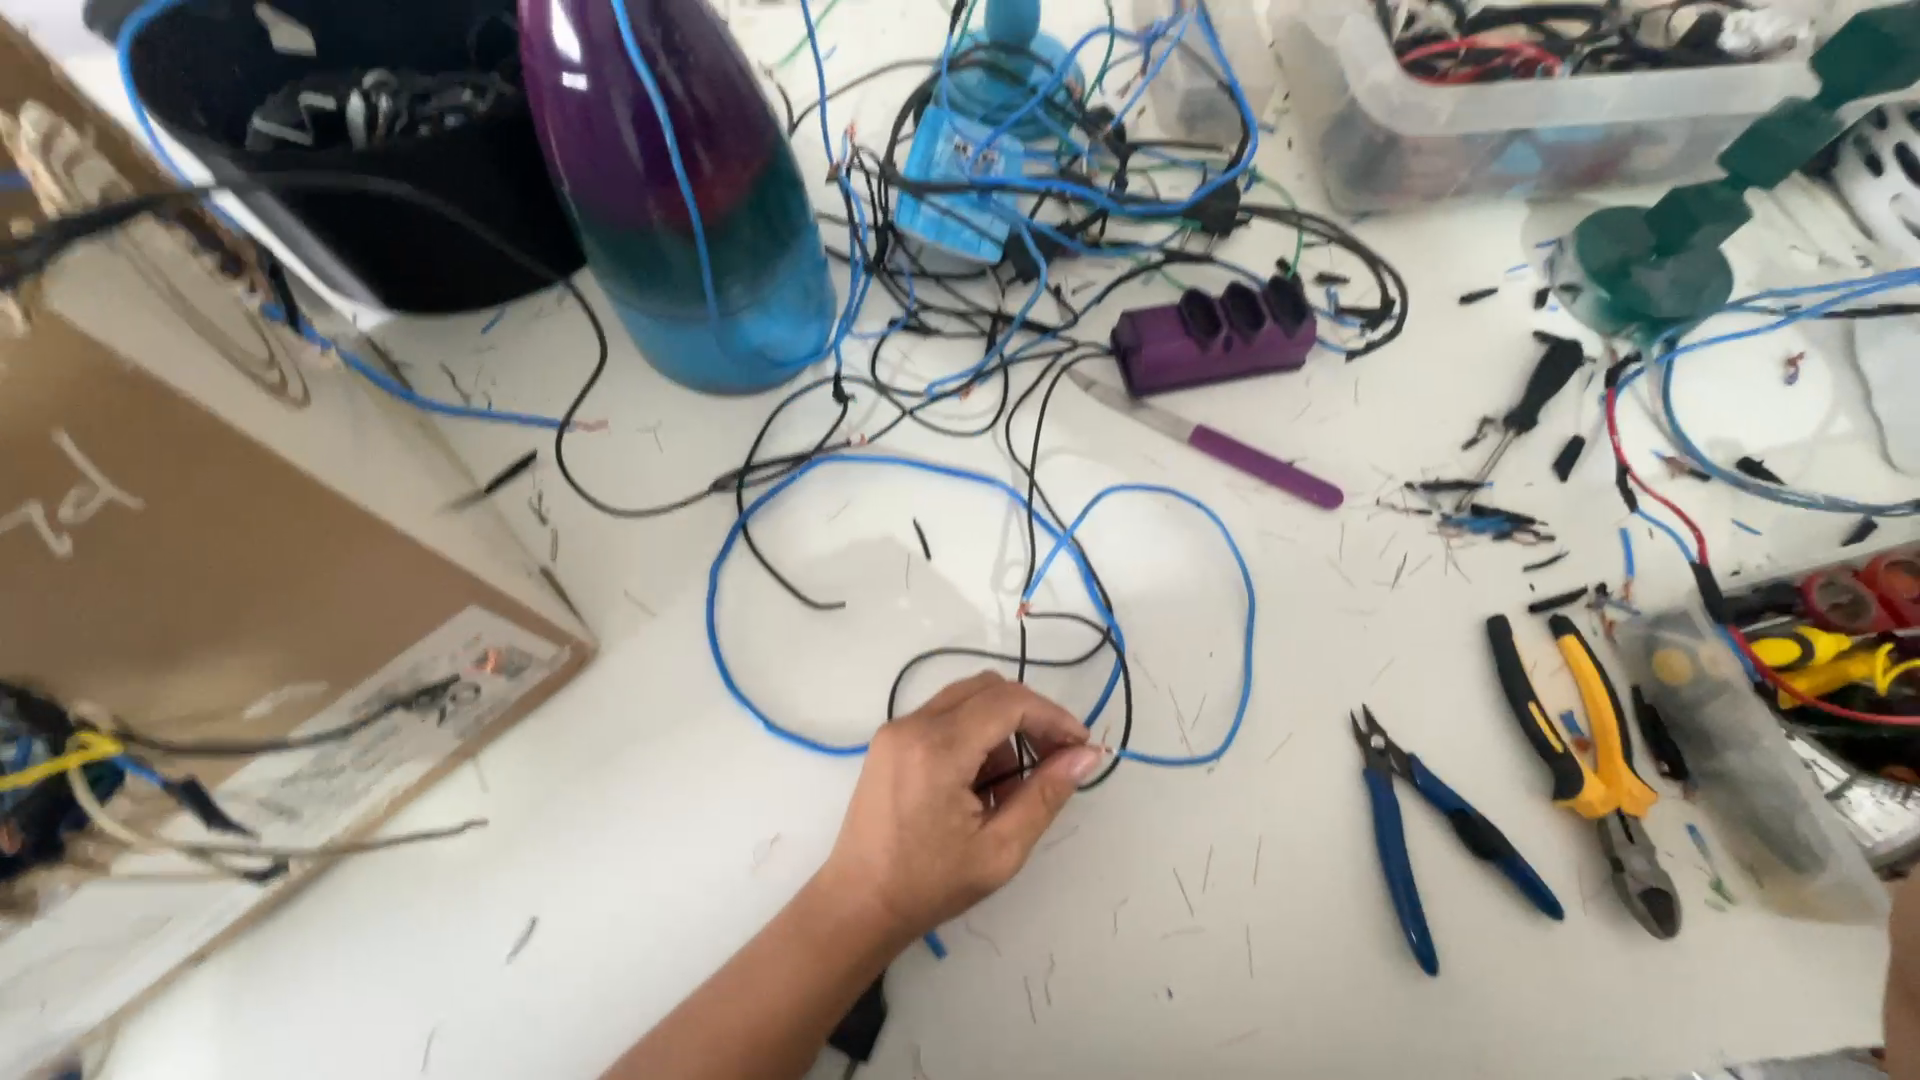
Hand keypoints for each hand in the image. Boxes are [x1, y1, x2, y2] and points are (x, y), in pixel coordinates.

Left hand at [812, 672, 1103, 946]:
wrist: (858, 904)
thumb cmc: (929, 885)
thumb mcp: (1000, 849)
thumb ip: (1045, 795)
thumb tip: (1086, 756)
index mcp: (938, 749)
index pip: (1009, 702)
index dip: (1052, 716)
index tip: (1080, 746)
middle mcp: (913, 724)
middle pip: (988, 688)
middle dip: (1030, 715)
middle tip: (1054, 758)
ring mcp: (896, 729)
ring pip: (966, 698)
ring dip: (1001, 726)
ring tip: (1010, 786)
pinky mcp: (889, 740)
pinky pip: (944, 715)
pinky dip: (973, 733)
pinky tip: (979, 783)